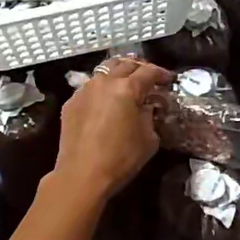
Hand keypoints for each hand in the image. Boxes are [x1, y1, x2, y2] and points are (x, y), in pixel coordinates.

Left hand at [47, 56, 170, 204]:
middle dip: (140, 68)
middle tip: (149, 78)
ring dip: (118, 74)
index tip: (169, 79)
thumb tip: (147, 106)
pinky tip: (106, 101)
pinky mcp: (71, 103)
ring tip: (126, 84)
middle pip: (125, 64)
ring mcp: (84, 90)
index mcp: (127, 88)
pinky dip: (102, 89)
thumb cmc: (121, 158)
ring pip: (104, 71)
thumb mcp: (149, 138)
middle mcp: (104, 82)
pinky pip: (90, 87)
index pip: (148, 72)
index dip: (161, 74)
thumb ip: (150, 115)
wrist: (82, 175)